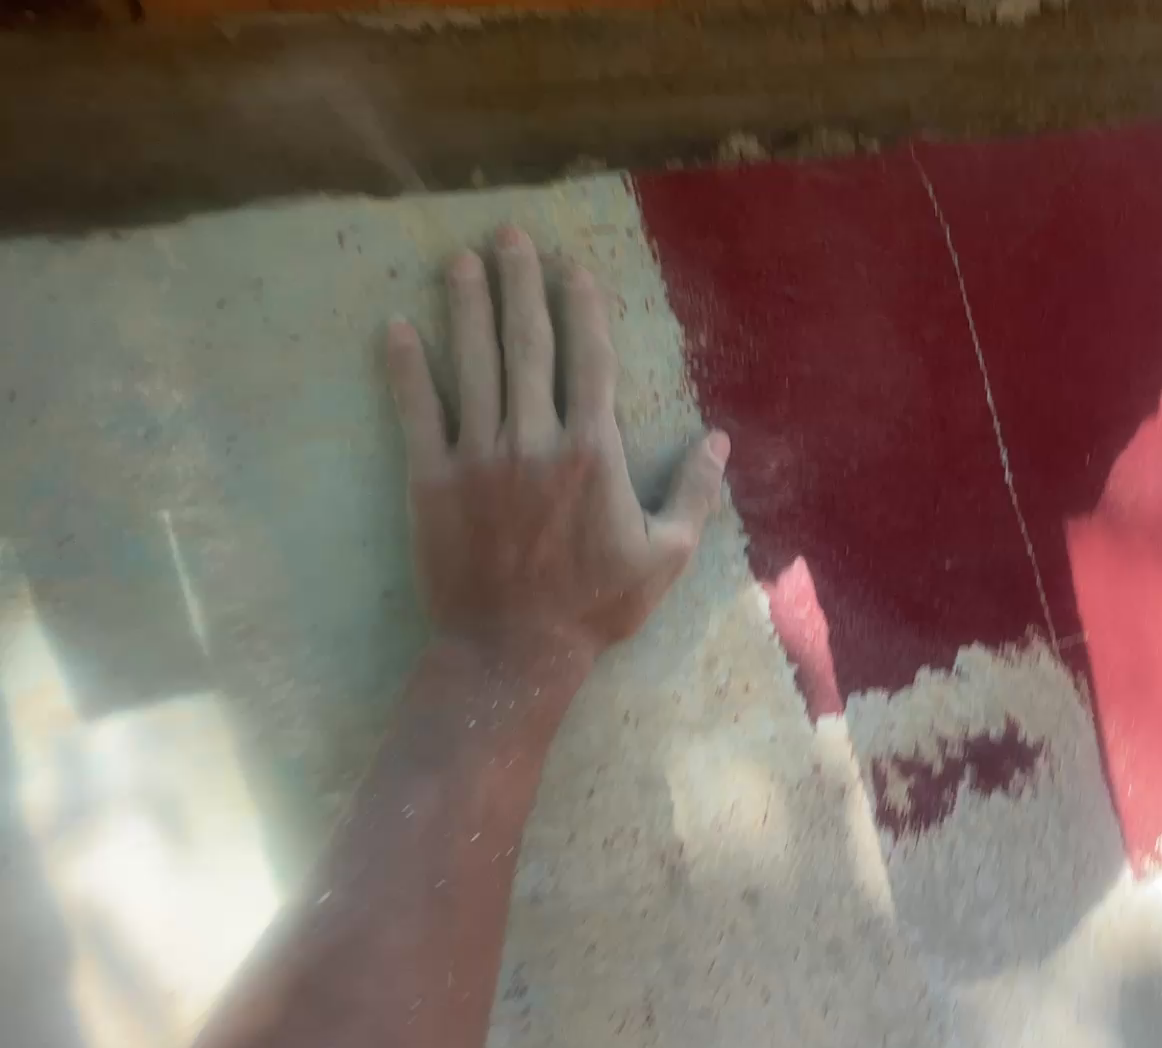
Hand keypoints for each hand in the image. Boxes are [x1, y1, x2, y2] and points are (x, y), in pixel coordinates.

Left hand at [383, 225, 727, 661]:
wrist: (513, 650)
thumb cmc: (599, 603)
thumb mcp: (669, 554)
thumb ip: (696, 492)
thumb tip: (719, 440)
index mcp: (595, 454)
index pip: (590, 364)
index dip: (582, 310)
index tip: (573, 269)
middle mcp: (534, 440)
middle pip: (528, 348)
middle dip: (520, 288)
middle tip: (510, 238)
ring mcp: (476, 457)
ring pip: (471, 367)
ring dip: (466, 309)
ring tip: (461, 260)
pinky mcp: (429, 481)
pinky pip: (415, 412)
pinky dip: (405, 368)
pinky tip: (397, 327)